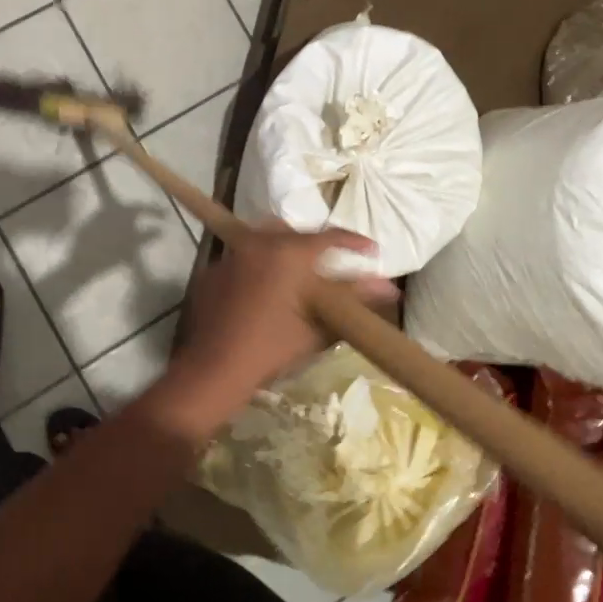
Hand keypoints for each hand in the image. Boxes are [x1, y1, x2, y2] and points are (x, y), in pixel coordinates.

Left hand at [171, 225, 398, 410]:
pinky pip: (242, 258)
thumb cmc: (269, 351)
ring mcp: (230, 254)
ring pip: (264, 241)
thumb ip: (351, 300)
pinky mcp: (212, 270)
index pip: (329, 237)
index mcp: (286, 254)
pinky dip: (258, 267)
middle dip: (315, 246)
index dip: (354, 242)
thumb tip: (389, 287)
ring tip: (299, 276)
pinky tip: (264, 291)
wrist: (213, 369)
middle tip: (331, 267)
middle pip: (294, 233)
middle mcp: (257, 243)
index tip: (373, 251)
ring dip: (284, 253)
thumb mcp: (316, 329)